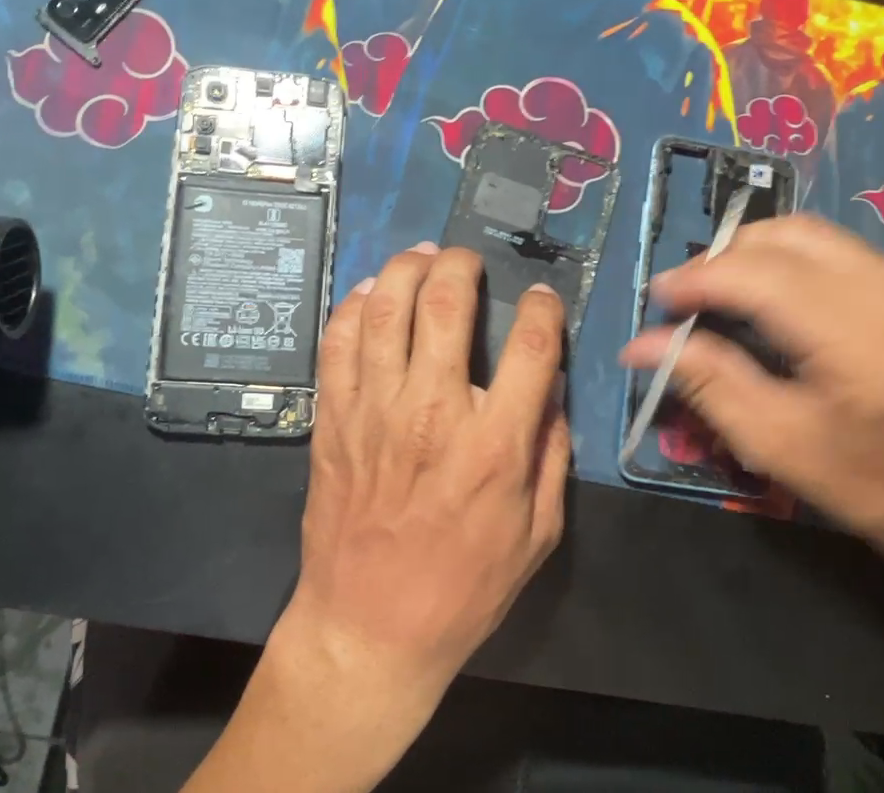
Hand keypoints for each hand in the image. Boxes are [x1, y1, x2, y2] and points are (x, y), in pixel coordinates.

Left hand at [279, 242, 569, 696]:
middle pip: (444, 306)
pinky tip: (370, 296)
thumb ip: (550, 454)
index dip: (542, 310)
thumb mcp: (538, 533)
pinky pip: (337, 345)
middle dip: (460, 267)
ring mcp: (373, 411)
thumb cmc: (464, 587)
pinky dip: (353, 308)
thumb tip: (551, 392)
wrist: (371, 625)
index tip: (542, 299)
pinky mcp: (332, 420)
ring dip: (404, 270)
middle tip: (466, 261)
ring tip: (421, 258)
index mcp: (494, 444)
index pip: (531, 347)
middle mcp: (431, 413)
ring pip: (384, 311)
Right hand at [620, 215, 883, 567]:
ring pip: (811, 233)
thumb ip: (706, 381)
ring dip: (752, 251)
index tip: (660, 297)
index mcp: (867, 348)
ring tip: (716, 287)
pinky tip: (762, 290)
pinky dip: (785, 259)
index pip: (767, 278)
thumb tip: (640, 344)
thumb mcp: (772, 443)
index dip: (703, 278)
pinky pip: (835, 249)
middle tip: (685, 293)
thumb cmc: (863, 486)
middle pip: (789, 238)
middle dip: (724, 257)